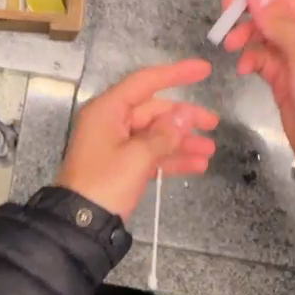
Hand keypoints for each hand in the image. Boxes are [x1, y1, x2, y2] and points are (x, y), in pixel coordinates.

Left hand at [57, 59, 219, 219]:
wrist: (81, 223)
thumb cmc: (105, 183)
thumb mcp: (137, 157)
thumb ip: (164, 134)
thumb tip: (185, 115)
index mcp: (108, 110)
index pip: (146, 82)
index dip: (176, 74)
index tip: (204, 70)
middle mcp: (111, 123)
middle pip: (154, 111)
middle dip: (184, 119)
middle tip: (213, 124)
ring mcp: (116, 146)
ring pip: (155, 136)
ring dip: (182, 142)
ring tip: (209, 151)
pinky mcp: (121, 166)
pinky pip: (150, 155)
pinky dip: (171, 159)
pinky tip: (196, 165)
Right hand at [221, 0, 294, 165]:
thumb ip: (279, 18)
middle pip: (286, 2)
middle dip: (258, 7)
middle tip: (229, 11)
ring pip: (272, 28)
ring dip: (250, 33)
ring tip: (230, 43)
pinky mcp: (289, 74)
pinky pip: (266, 55)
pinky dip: (252, 57)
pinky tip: (243, 66)